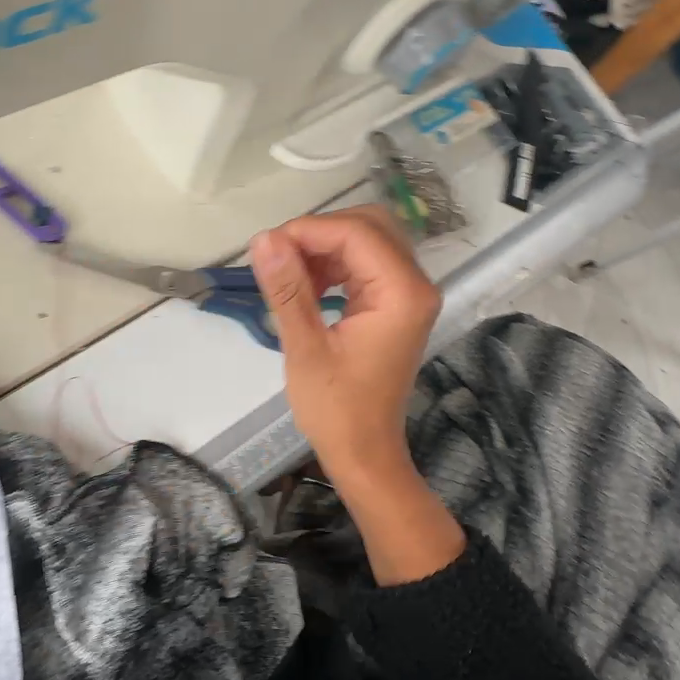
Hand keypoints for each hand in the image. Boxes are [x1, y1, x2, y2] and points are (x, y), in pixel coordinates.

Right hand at [249, 207, 439, 490]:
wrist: (363, 451)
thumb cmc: (335, 409)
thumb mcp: (305, 348)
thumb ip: (287, 290)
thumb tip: (264, 240)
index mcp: (402, 293)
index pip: (356, 234)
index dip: (308, 231)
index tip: (265, 247)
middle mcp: (415, 285)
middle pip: (369, 228)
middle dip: (319, 234)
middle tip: (276, 258)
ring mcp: (408, 296)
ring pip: (368, 244)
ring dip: (324, 250)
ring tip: (285, 274)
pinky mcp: (396, 308)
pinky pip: (367, 268)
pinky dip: (335, 267)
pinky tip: (306, 287)